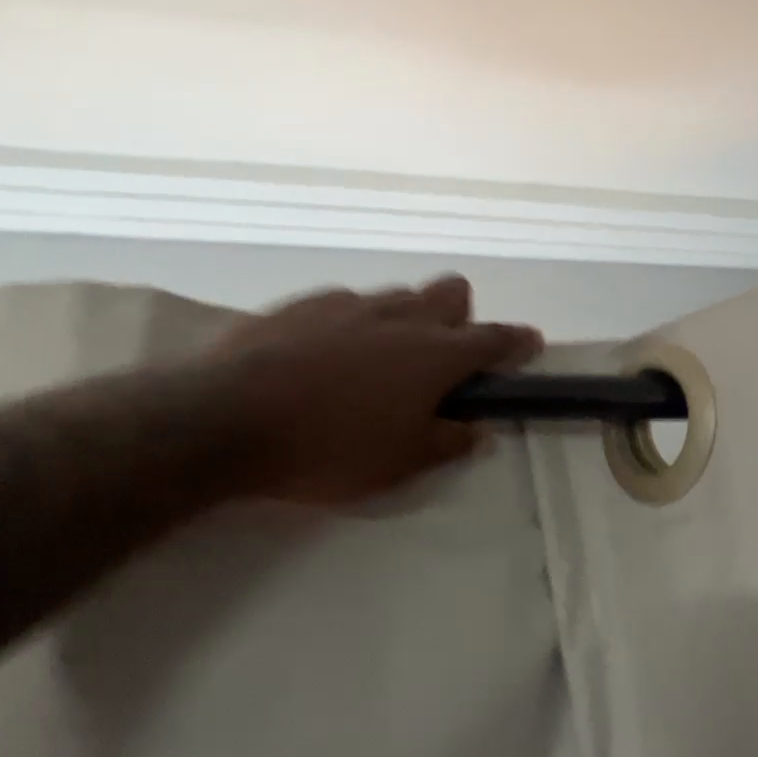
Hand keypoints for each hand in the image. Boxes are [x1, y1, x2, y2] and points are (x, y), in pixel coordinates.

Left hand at [187, 275, 542, 505]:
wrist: (227, 419)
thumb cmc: (329, 450)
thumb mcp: (400, 465)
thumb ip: (448, 442)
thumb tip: (478, 430)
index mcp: (434, 354)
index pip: (494, 339)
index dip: (517, 342)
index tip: (530, 344)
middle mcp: (399, 316)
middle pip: (451, 292)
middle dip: (459, 316)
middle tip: (438, 362)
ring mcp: (349, 303)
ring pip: (397, 297)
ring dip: (403, 322)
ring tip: (374, 368)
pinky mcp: (303, 303)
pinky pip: (346, 305)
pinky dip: (352, 327)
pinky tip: (323, 361)